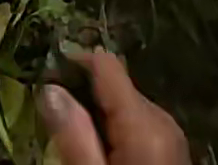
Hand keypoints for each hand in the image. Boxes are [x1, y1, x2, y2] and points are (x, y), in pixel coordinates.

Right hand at [39, 48, 188, 164]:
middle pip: (115, 85)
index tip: (45, 75)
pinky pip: (138, 127)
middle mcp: (162, 117)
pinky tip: (100, 154)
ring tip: (72, 137)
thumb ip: (73, 135)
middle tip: (52, 115)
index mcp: (144, 120)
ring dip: (98, 115)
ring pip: (125, 106)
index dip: (74, 62)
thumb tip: (50, 88)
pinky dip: (116, 132)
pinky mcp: (172, 154)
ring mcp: (171, 137)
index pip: (105, 63)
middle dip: (84, 95)